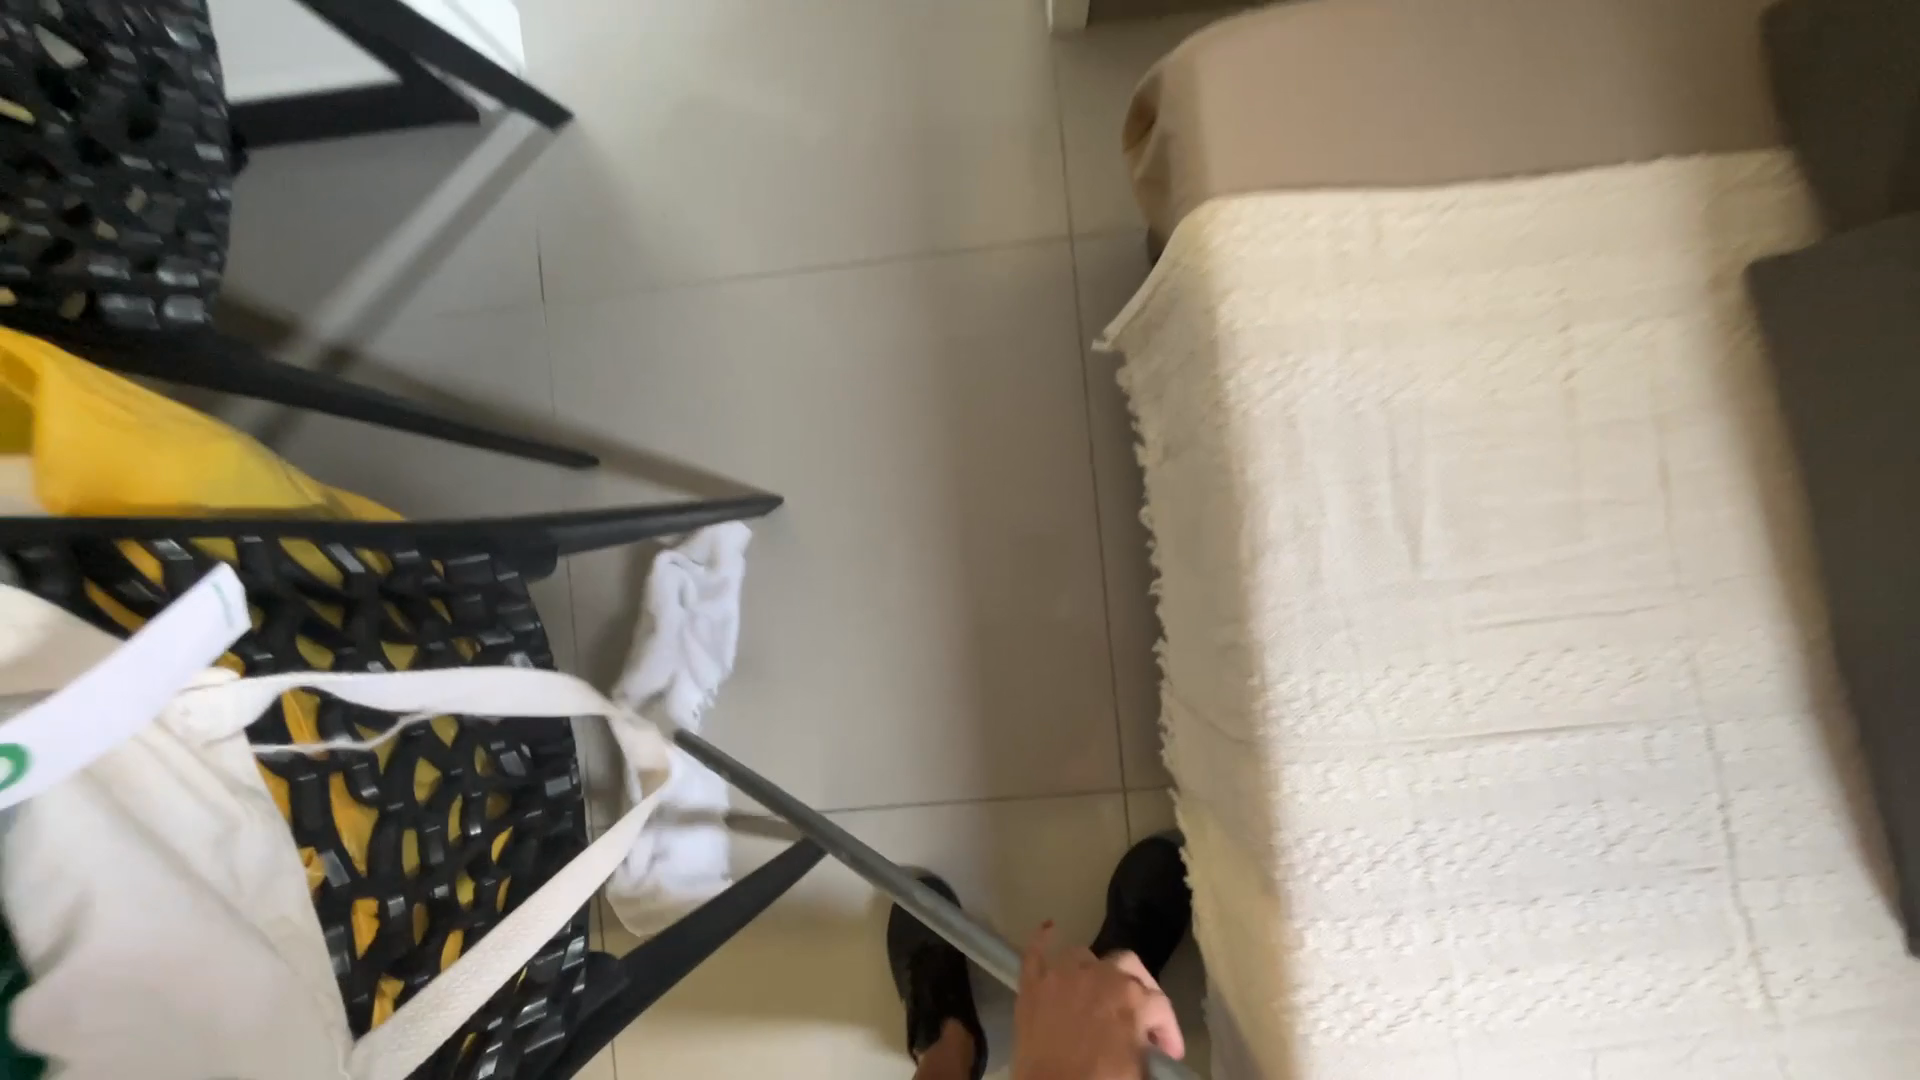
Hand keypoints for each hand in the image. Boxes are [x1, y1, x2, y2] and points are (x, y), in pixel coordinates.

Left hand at [1012, 922, 1184, 1079]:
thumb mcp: (1137, 1070)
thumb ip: (1145, 1045)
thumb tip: (1145, 1040)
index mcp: (1131, 998)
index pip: (1160, 1005)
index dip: (1169, 1030)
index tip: (1169, 1053)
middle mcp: (1099, 974)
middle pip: (1128, 965)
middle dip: (1140, 986)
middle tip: (1142, 1013)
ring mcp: (1062, 974)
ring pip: (1085, 956)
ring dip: (1096, 972)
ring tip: (1100, 992)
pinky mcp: (1032, 983)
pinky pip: (1036, 951)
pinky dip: (1043, 939)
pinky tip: (1050, 928)